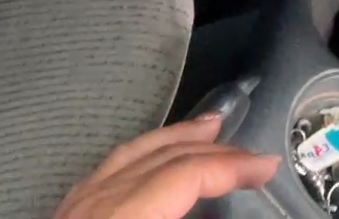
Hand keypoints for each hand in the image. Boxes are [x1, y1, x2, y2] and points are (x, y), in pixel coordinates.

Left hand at [54, 114, 280, 218]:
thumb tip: (224, 218)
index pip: (182, 177)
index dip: (230, 167)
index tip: (268, 166)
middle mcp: (93, 208)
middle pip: (159, 158)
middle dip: (209, 148)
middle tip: (249, 149)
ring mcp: (71, 212)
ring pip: (129, 156)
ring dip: (173, 139)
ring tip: (206, 127)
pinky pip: (105, 172)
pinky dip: (139, 155)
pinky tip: (148, 158)